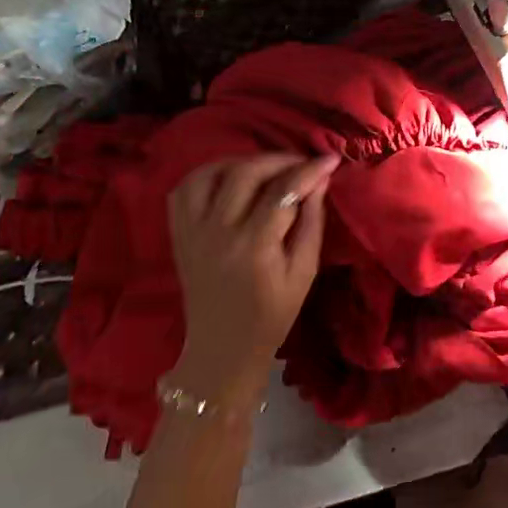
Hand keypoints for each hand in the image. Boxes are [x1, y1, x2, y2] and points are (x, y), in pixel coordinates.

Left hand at [167, 154, 337, 407]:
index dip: (309, 169)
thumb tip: (320, 180)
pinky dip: (207, 174)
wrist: (222, 349)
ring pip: (210, 173)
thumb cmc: (271, 316)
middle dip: (278, 159)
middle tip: (300, 163)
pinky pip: (184, 188)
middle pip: (245, 173)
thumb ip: (312, 223)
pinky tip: (229, 179)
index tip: (330, 159)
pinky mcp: (177, 233)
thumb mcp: (304, 273)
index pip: (283, 192)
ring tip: (265, 168)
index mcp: (254, 247)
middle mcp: (218, 232)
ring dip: (241, 161)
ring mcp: (191, 231)